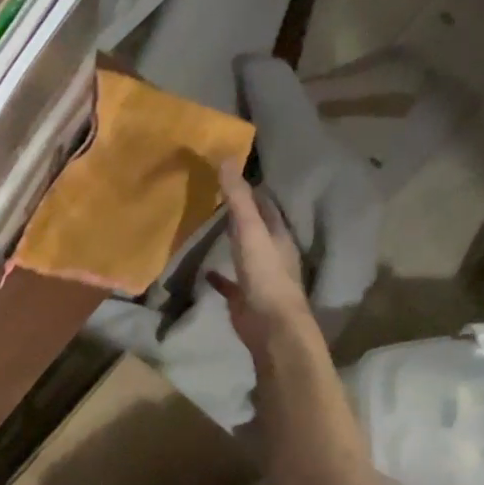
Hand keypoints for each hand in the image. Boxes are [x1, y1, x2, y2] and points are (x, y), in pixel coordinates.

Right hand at [209, 162, 310, 360]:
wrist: (271, 324)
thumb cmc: (266, 275)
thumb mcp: (251, 231)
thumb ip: (238, 199)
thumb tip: (226, 160)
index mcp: (277, 235)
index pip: (266, 205)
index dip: (252, 190)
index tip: (231, 174)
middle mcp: (271, 252)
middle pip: (256, 227)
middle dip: (240, 214)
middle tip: (216, 197)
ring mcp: (258, 275)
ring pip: (243, 252)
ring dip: (230, 241)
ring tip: (209, 228)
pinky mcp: (244, 296)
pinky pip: (229, 282)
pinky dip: (218, 275)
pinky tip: (205, 270)